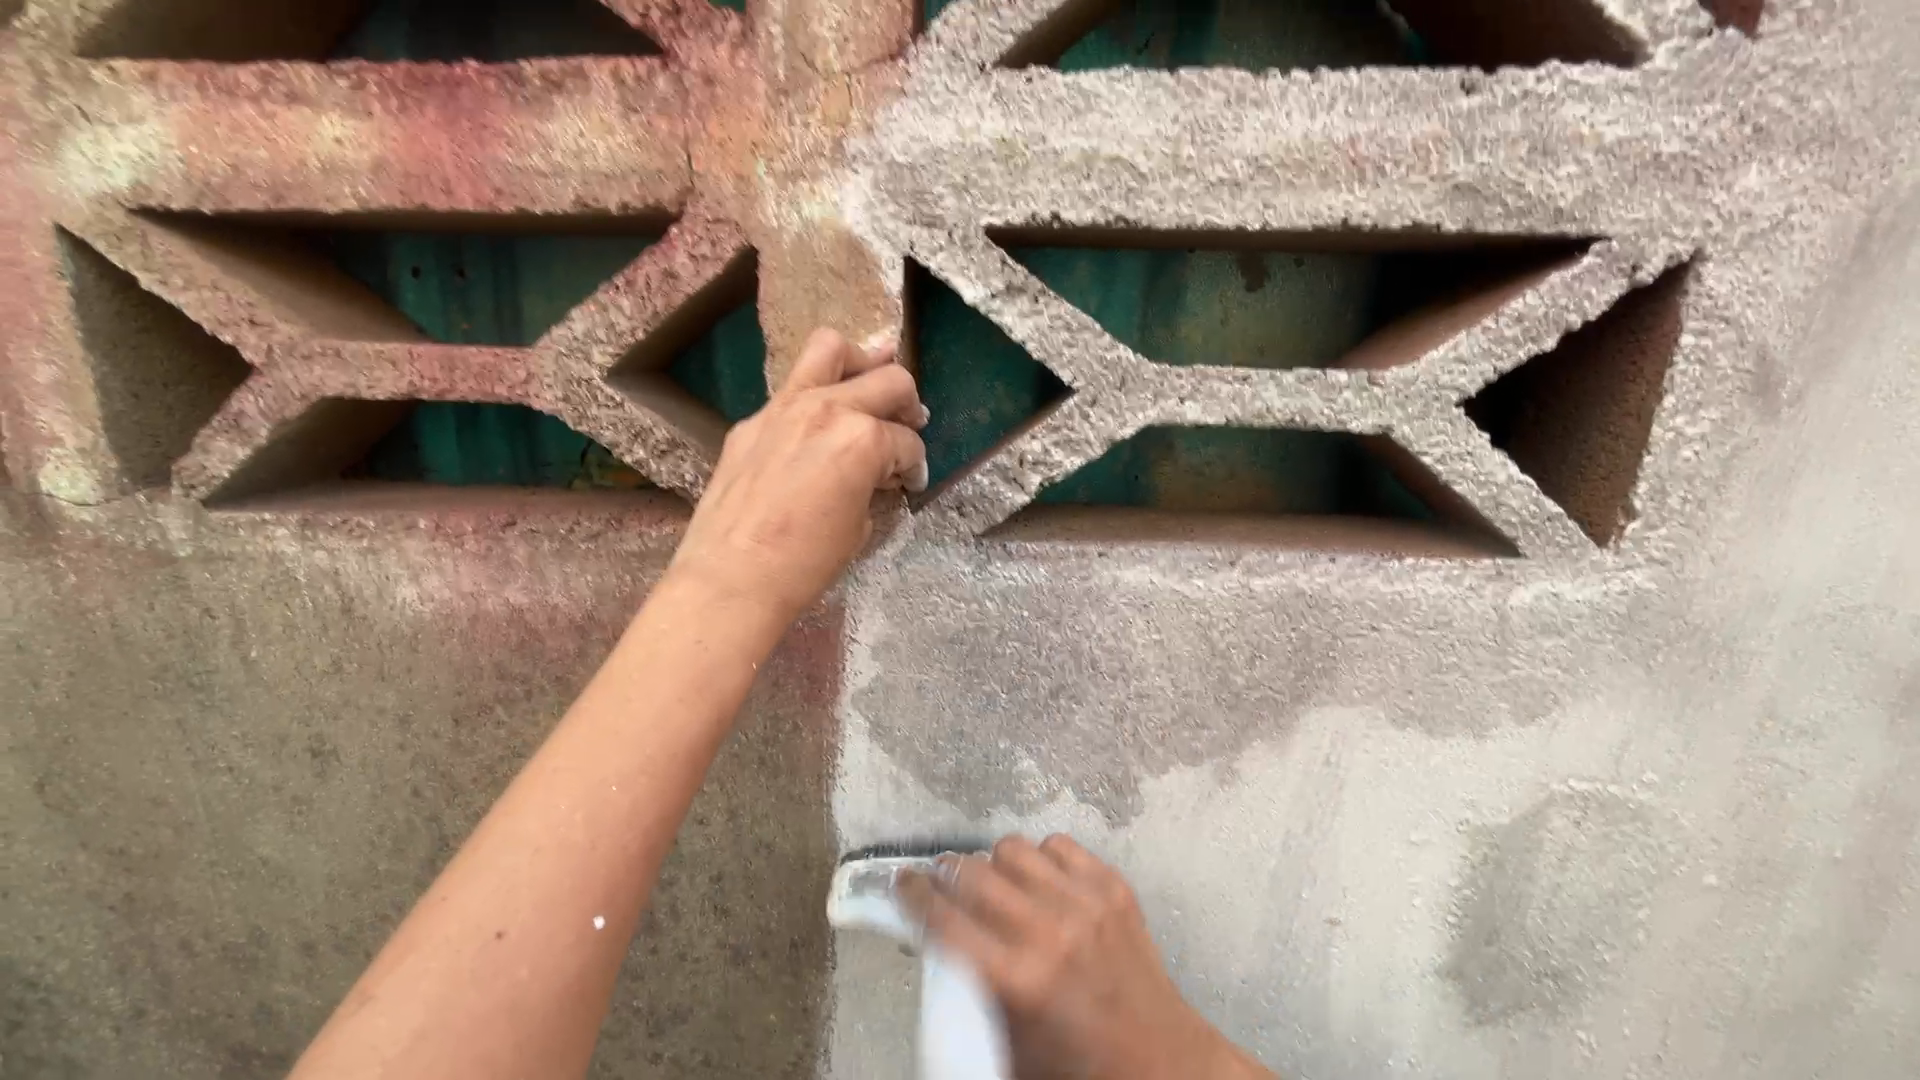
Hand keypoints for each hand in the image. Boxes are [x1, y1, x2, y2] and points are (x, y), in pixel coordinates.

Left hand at [665, 328, 928, 627]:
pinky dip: (814, 399)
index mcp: (863, 439)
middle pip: (888, 381)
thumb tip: (878, 472)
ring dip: (860, 362)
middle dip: (907, 404)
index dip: (915, 464)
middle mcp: (828, 409)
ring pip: (831, 349)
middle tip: (908, 424)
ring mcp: (784, 407)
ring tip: (868, 381)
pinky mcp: (752, 420)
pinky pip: (791, 390)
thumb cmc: (806, 564)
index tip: (910, 481)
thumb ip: (873, 483)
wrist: (732, 577)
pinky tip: (817, 426)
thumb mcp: (860, 525)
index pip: (906, 441)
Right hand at [902, 836, 1273, 1079]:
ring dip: (995, 864)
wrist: (1160, 1059)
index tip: (902, 883)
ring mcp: (1085, 902)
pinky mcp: (1113, 887)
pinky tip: (1042, 882)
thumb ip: (967, 994)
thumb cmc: (1075, 1065)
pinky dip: (1042, 858)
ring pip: (1012, 848)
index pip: (943, 917)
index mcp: (1016, 979)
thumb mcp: (1006, 1046)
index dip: (913, 893)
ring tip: (996, 882)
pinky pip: (1058, 844)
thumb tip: (931, 943)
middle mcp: (1048, 930)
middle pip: (972, 871)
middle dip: (947, 873)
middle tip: (943, 883)